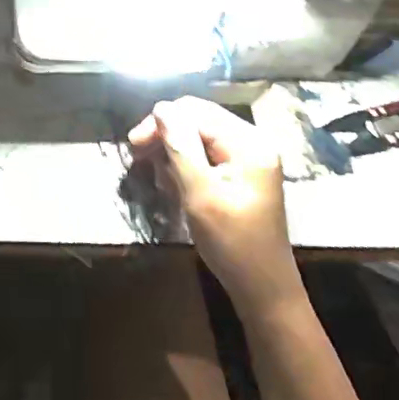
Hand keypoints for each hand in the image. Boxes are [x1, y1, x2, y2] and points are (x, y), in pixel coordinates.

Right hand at [129, 97, 301, 316]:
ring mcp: (249, 158)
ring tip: (158, 177)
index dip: (162, 123)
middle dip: (166, 136)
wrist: (264, 292)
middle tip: (138, 156)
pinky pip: (207, 155)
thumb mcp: (200, 194)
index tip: (134, 145)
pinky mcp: (242, 174)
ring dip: (174, 152)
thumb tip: (161, 108)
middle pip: (199, 120)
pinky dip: (187, 165)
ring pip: (200, 137)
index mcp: (249, 142)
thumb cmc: (233, 244)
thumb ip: (181, 147)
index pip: (197, 112)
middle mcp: (252, 142)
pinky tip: (174, 184)